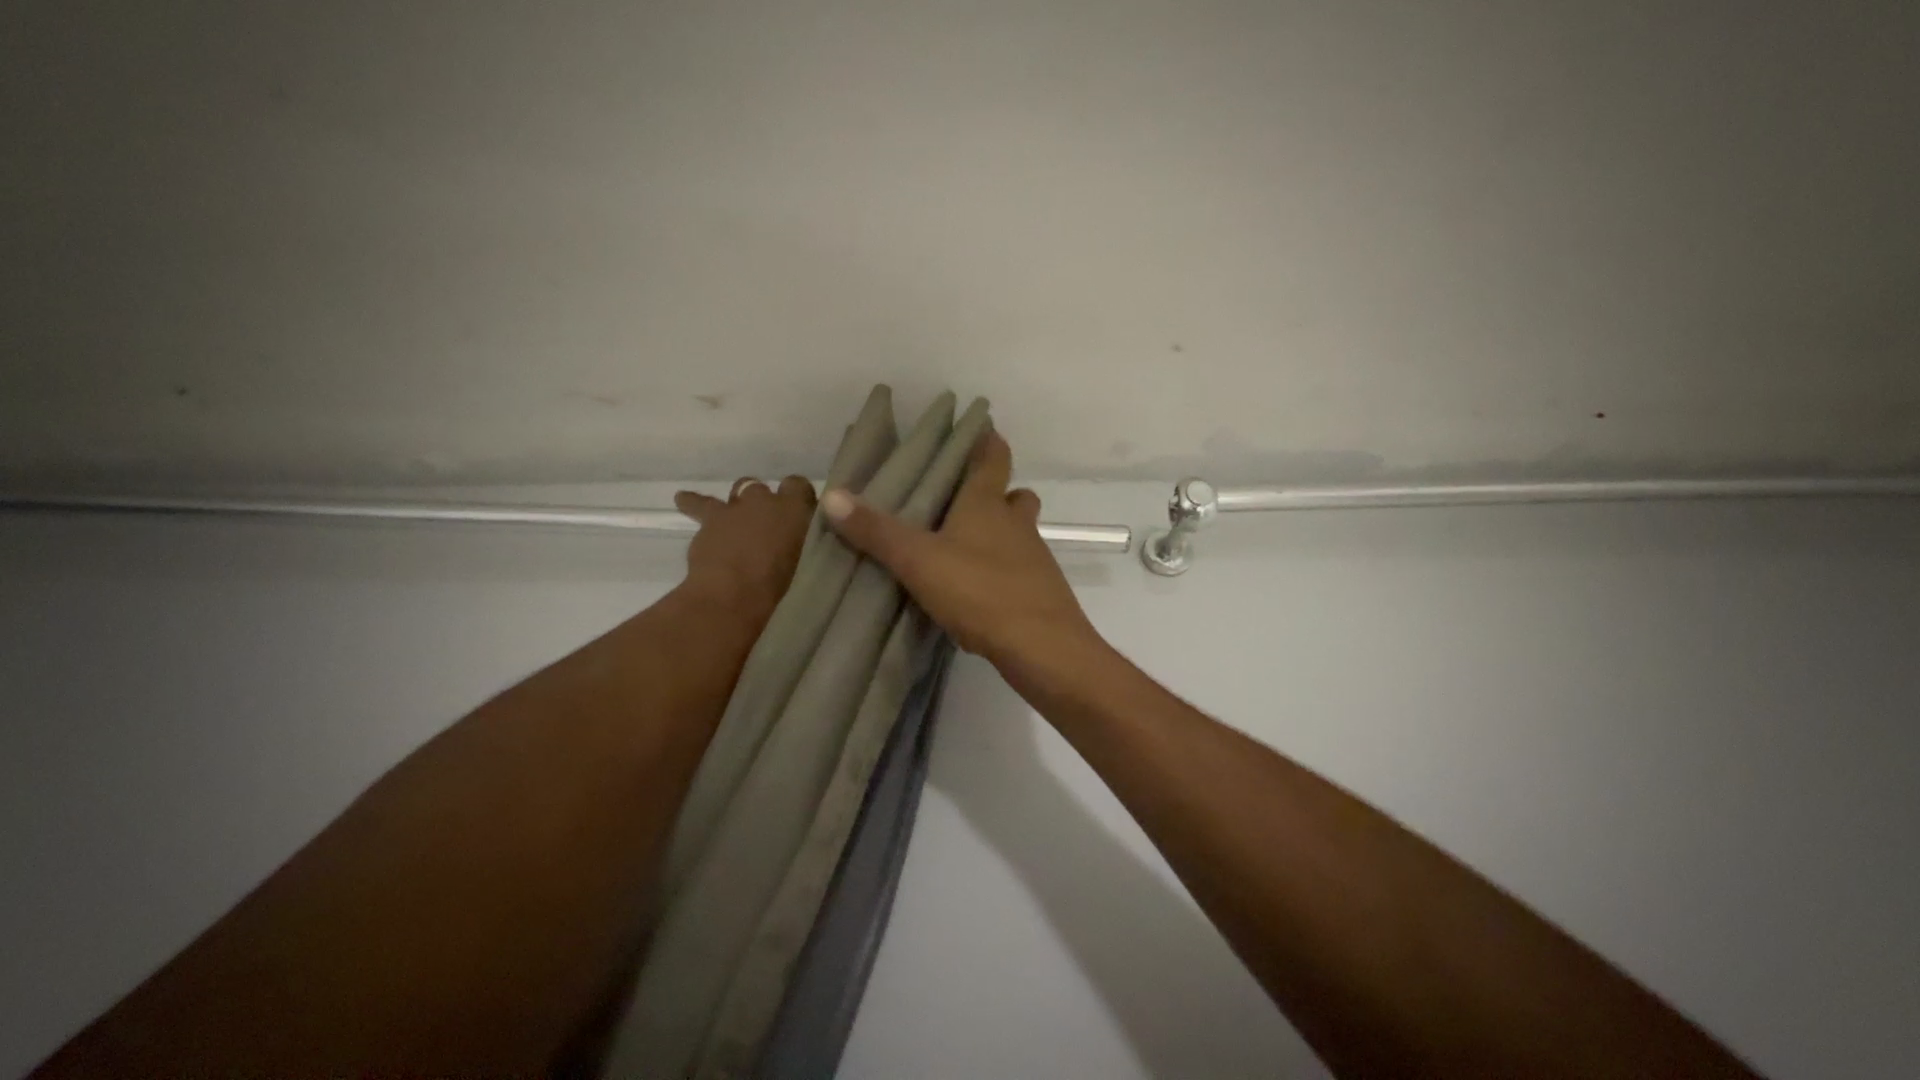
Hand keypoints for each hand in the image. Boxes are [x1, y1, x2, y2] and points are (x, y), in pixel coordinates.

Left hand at [674, 476, 815, 615]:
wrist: (731, 593)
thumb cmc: (774, 585)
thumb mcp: (798, 562)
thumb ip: (794, 543)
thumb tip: (786, 543)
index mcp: (795, 511)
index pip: (798, 486)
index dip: (795, 495)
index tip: (796, 511)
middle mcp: (765, 501)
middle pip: (763, 489)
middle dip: (762, 502)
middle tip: (763, 526)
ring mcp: (736, 508)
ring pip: (736, 490)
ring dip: (737, 502)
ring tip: (733, 515)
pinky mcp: (709, 518)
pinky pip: (697, 504)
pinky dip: (690, 502)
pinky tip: (682, 500)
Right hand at [821, 431, 1101, 665]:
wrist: (1043, 648)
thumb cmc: (981, 591)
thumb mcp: (918, 560)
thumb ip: (876, 531)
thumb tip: (831, 494)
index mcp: (987, 504)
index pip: (993, 457)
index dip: (985, 440)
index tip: (974, 430)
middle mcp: (1016, 524)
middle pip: (1012, 497)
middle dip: (993, 493)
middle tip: (959, 500)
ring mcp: (1034, 560)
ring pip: (1018, 535)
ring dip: (996, 535)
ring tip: (958, 548)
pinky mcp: (1040, 594)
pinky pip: (1018, 571)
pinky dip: (999, 573)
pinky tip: (974, 592)